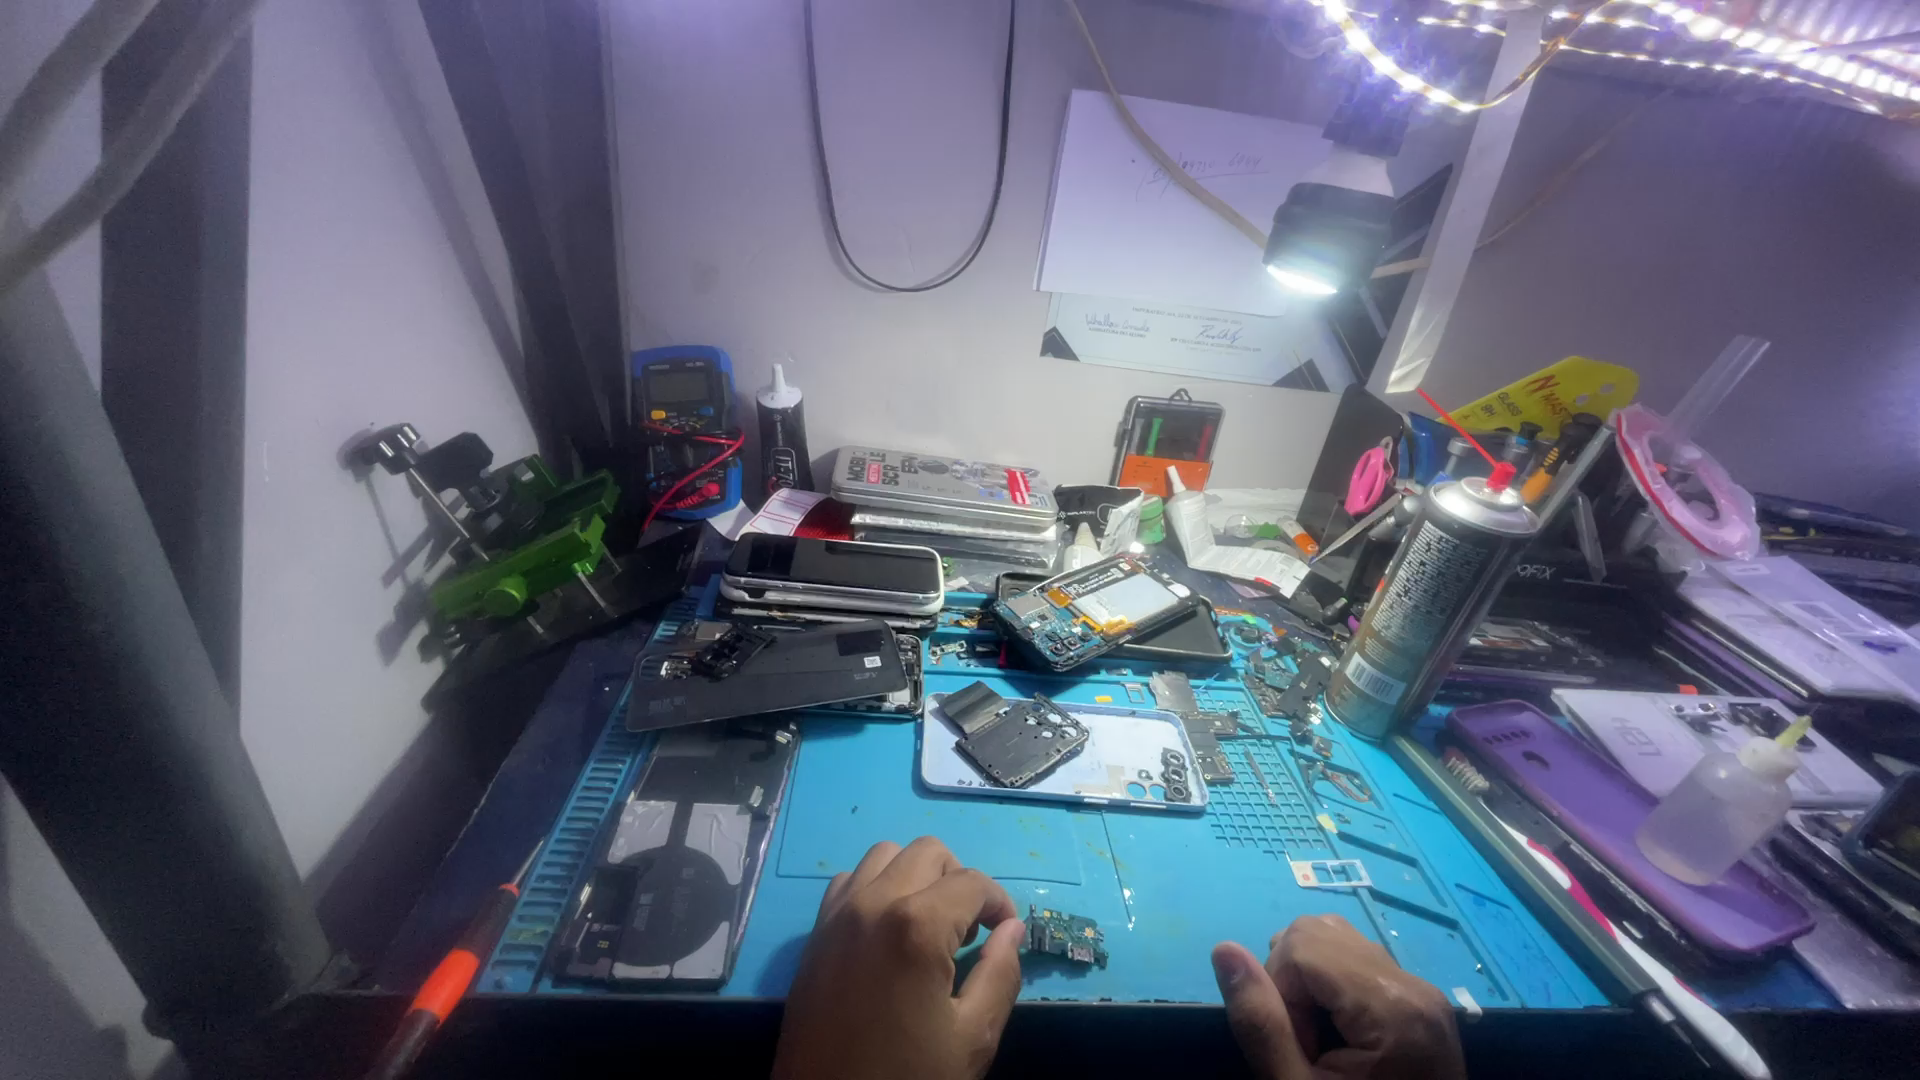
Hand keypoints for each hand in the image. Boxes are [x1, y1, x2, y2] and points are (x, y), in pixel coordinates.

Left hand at [773, 837, 1024, 1079]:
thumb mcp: (972, 1039)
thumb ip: (1001, 974)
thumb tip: (1012, 928)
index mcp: (917, 925)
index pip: (973, 883)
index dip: (999, 904)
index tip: (1005, 934)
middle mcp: (875, 902)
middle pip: (929, 852)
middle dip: (958, 881)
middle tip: (968, 931)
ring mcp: (839, 913)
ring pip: (886, 854)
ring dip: (915, 875)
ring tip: (928, 924)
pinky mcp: (816, 931)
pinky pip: (850, 880)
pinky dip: (875, 888)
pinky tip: (886, 931)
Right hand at [1212, 914, 1464, 1079]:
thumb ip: (1261, 1024)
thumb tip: (1224, 948)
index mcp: (1393, 1010)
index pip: (1300, 948)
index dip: (1279, 992)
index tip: (1301, 1052)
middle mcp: (1414, 986)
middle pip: (1312, 933)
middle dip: (1289, 979)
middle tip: (1307, 1044)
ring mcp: (1420, 989)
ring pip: (1330, 934)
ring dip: (1305, 974)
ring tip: (1319, 1034)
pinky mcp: (1416, 997)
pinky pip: (1351, 951)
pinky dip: (1327, 978)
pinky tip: (1337, 1028)